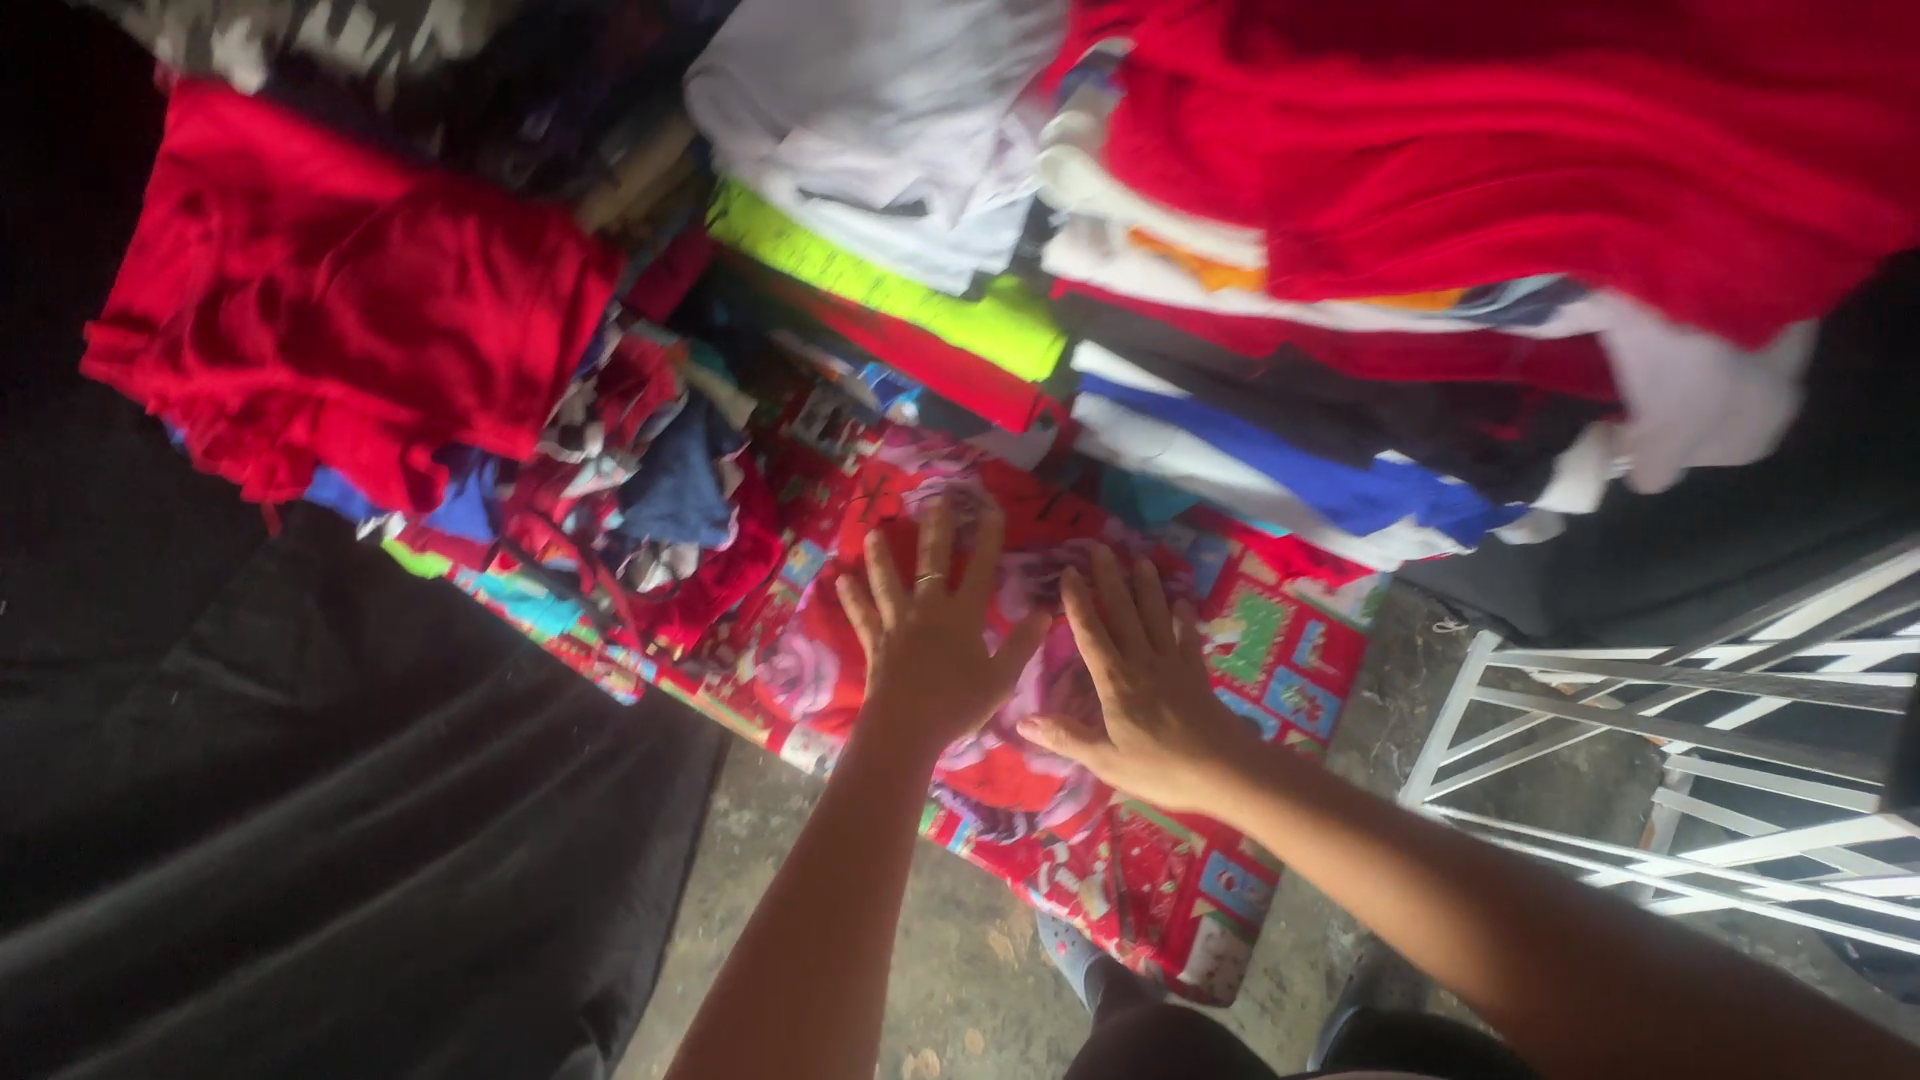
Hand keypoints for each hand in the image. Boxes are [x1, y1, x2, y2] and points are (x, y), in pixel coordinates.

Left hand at [836, 497, 1050, 762]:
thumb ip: (1021, 645)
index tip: (990, 511)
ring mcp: (897, 624)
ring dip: (881, 556)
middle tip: (935, 501)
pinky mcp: (875, 641)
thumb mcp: (1000, 679)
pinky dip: (851, 597)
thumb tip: (1045, 613)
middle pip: (932, 563)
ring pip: (889, 582)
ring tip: (873, 531)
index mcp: (963, 617)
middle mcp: (929, 610)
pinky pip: (862, 615)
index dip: (987, 540)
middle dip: (936, 531)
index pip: (980, 570)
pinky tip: (841, 579)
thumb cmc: (957, 705)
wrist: (906, 728)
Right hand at [1018, 545, 1257, 813]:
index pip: (1091, 634)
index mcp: (1116, 682)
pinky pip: (1189, 640)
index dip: (1078, 602)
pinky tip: (1183, 604)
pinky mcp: (1197, 676)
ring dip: (1147, 588)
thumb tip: (1021, 721)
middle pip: (1124, 614)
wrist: (1227, 772)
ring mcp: (1174, 666)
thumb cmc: (1161, 769)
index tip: (1069, 571)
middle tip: (1100, 547)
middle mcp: (1143, 663)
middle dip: (1110, 579)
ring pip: (1157, 618)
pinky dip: (1185, 620)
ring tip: (1141, 559)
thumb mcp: (1106, 761)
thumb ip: (1066, 737)